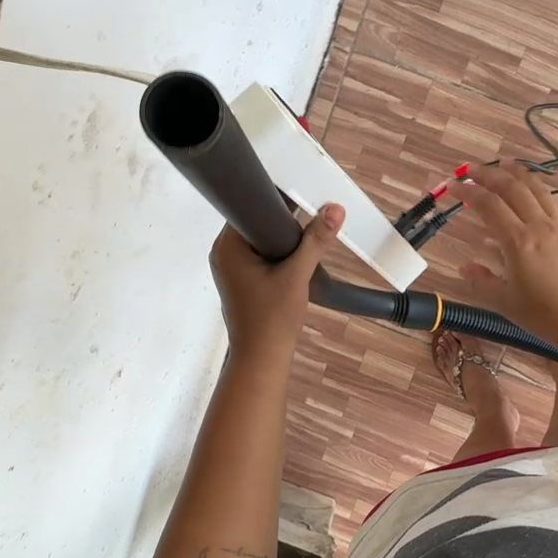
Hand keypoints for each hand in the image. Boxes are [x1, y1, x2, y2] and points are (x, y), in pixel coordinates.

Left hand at [209, 205, 344, 364]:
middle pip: (256, 221)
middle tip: (309, 224)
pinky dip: (277, 256)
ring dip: (282, 241)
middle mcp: (222, 252)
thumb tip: (334, 209)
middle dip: (283, 223)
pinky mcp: (239, 281)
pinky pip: (259, 256)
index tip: (303, 198)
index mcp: (228, 245)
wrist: (262, 359)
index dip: (278, 200)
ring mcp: (229, 268)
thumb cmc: (273, 319)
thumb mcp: (297, 275)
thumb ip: (316, 241)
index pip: (251, 205)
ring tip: (305, 245)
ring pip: (259, 240)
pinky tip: (294, 263)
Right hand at [458, 161, 557, 347]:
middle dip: (489, 175)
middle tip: (470, 169)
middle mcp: (538, 227)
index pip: (489, 206)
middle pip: (512, 188)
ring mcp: (557, 227)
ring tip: (501, 163)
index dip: (468, 192)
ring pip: (535, 189)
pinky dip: (534, 188)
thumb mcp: (505, 303)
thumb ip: (482, 281)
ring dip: (516, 173)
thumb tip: (465, 267)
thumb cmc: (544, 316)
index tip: (453, 186)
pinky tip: (527, 190)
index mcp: (518, 242)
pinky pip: (549, 202)